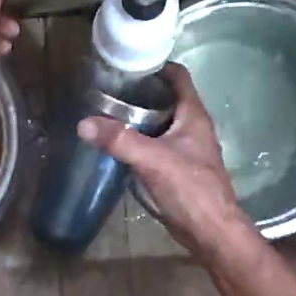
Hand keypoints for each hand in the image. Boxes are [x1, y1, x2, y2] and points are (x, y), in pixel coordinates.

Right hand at [77, 63, 249, 252]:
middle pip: (166, 98)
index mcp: (193, 115)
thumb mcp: (152, 160)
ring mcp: (186, 148)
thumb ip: (119, 140)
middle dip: (140, 91)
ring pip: (160, 122)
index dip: (156, 65)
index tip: (128, 63)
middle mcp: (192, 127)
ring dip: (138, 116)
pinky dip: (139, 138)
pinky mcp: (177, 168)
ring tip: (107, 112)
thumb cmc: (190, 189)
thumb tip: (83, 124)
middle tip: (108, 88)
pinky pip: (156, 144)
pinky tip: (118, 145)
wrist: (211, 232)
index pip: (178, 76)